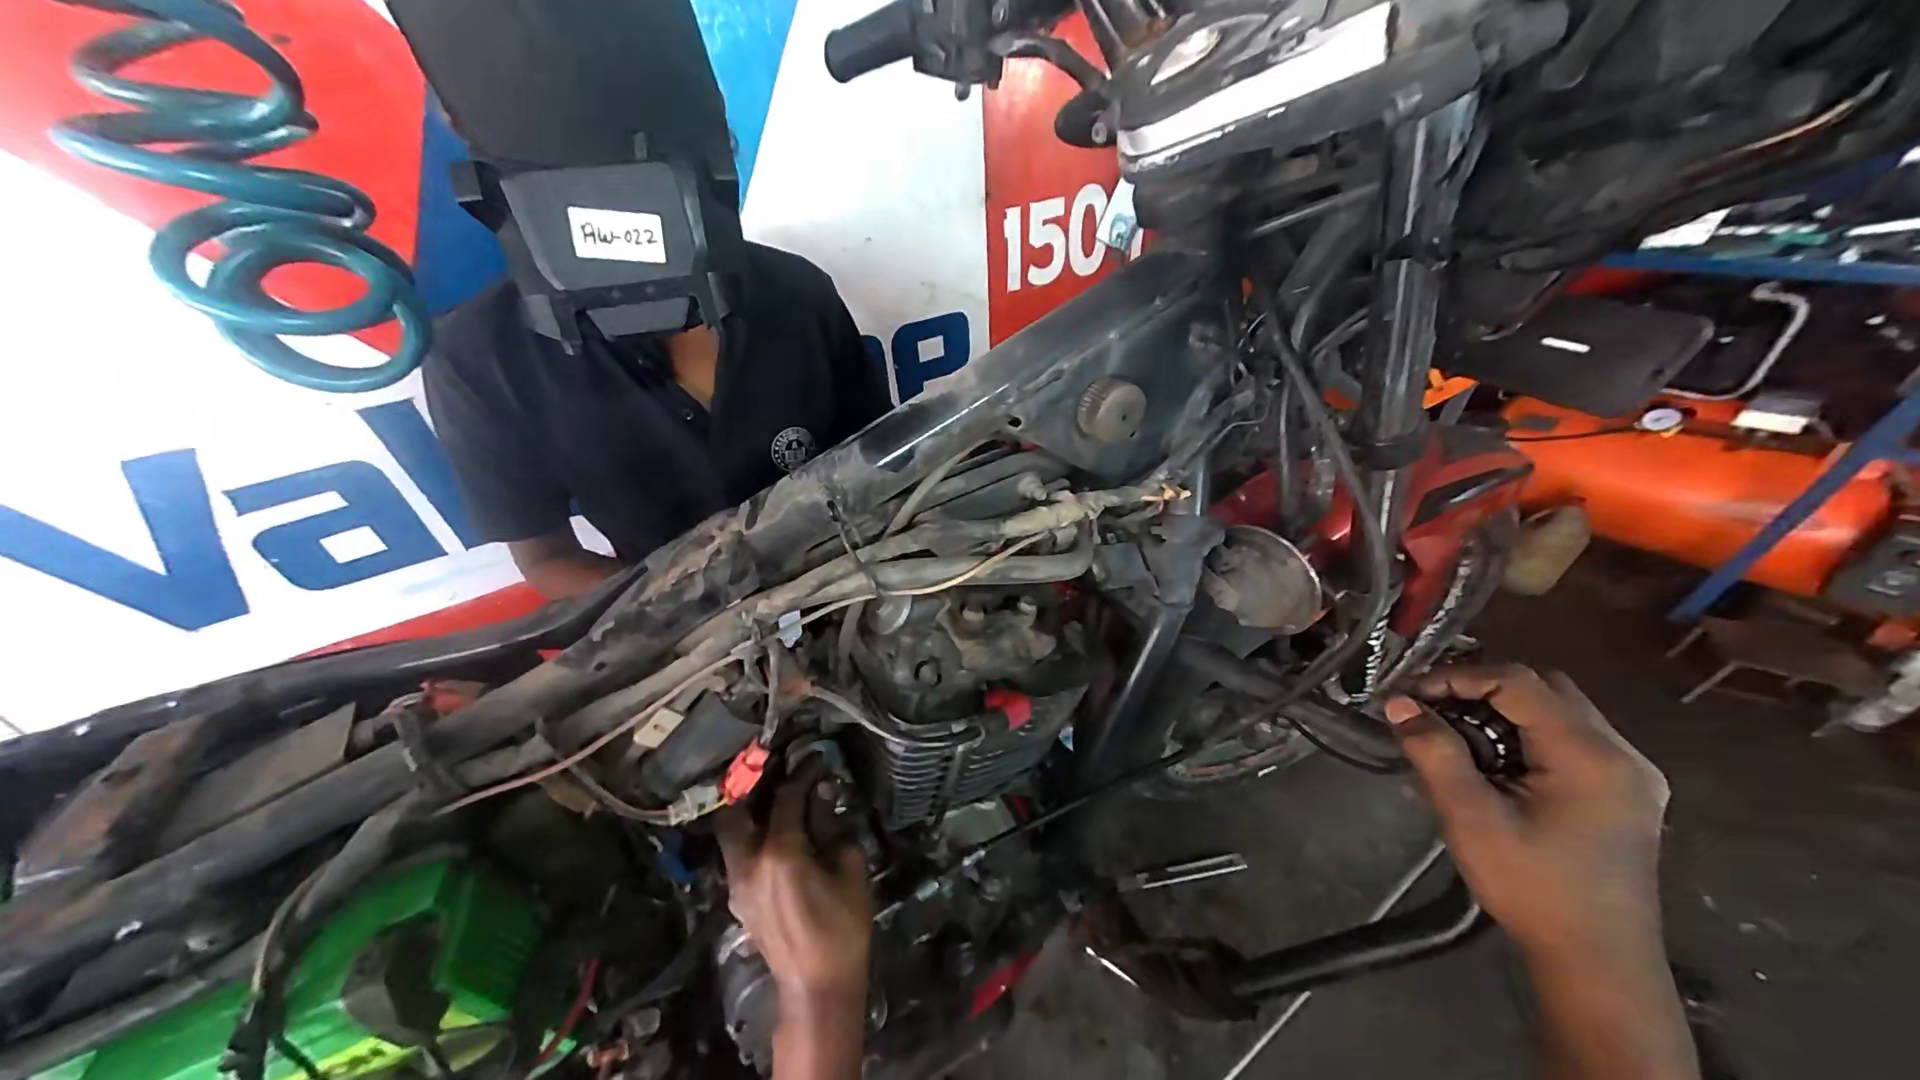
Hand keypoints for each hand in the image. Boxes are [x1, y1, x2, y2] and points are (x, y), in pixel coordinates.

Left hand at [716, 770, 872, 1003]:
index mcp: (780, 853)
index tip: (817, 757)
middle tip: (779, 768)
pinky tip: (772, 826)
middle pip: (737, 808)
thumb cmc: (843, 927)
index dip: (803, 773)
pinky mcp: (737, 896)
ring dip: (749, 806)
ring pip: (730, 830)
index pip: (786, 798)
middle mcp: (748, 863)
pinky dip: (749, 830)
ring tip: (773, 792)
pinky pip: (736, 851)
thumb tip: (822, 790)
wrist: (817, 986)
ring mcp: (736, 882)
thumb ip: (830, 825)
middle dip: (756, 783)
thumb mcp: (848, 869)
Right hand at [1384, 664, 1671, 960]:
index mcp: (1590, 756)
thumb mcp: (1471, 818)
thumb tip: (1398, 703)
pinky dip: (1525, 729)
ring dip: (1502, 707)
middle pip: (1544, 686)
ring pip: (1559, 708)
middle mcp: (1621, 754)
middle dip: (1480, 686)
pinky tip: (1495, 757)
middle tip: (1432, 707)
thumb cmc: (1531, 887)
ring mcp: (1631, 773)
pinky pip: (1570, 735)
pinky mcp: (1625, 791)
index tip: (1412, 695)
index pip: (1518, 682)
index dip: (1458, 677)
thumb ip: (1435, 753)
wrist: (1598, 961)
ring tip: (1456, 731)